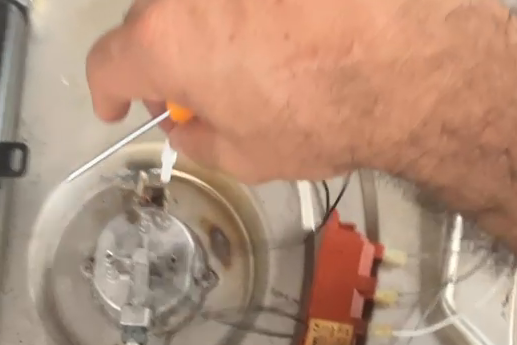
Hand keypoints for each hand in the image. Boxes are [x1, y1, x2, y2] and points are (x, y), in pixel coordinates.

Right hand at [84, 0, 516, 183]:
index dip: (108, 93)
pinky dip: (254, 13)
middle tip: (198, 94)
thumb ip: (198, 138)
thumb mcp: (245, 157)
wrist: (409, 64)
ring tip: (254, 62)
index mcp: (167, 40)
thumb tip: (190, 128)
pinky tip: (286, 32)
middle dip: (164, 58)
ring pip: (199, 0)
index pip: (107, 63)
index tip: (118, 106)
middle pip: (152, 18)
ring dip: (209, 28)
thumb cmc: (327, 113)